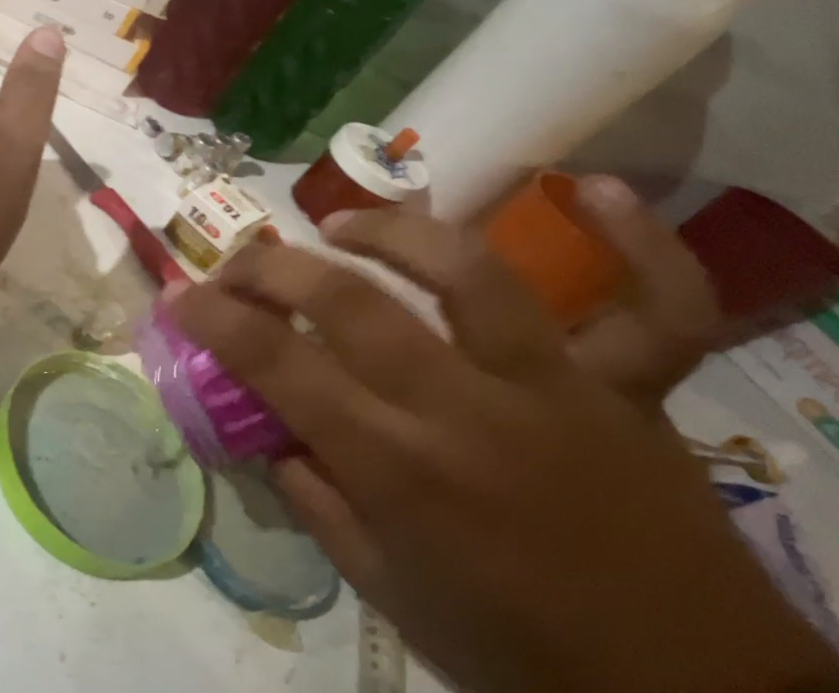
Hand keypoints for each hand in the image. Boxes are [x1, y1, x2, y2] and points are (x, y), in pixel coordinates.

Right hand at [174, 203, 838, 692]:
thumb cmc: (512, 647)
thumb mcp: (387, 588)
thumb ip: (319, 500)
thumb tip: (273, 433)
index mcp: (396, 467)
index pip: (276, 364)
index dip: (212, 318)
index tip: (178, 296)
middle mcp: (465, 408)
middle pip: (349, 300)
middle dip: (272, 267)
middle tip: (238, 264)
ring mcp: (555, 386)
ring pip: (470, 272)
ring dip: (391, 233)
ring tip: (341, 227)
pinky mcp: (631, 389)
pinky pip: (660, 306)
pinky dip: (640, 246)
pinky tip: (595, 191)